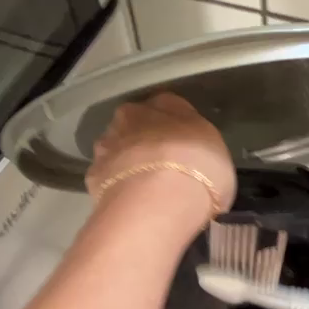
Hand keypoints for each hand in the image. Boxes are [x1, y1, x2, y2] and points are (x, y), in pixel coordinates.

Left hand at [85, 93, 235, 227]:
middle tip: (160, 169)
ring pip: (116, 149)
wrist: (156, 198)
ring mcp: (107, 144)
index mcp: (165, 103)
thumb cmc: (198, 167)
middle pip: (136, 125)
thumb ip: (200, 146)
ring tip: (142, 191)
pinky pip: (106, 178)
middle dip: (144, 143)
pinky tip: (128, 205)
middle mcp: (131, 115)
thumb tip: (192, 153)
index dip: (174, 128)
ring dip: (126, 164)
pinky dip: (114, 188)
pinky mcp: (92, 174)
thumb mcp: (217, 151)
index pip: (168, 107)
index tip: (182, 148)